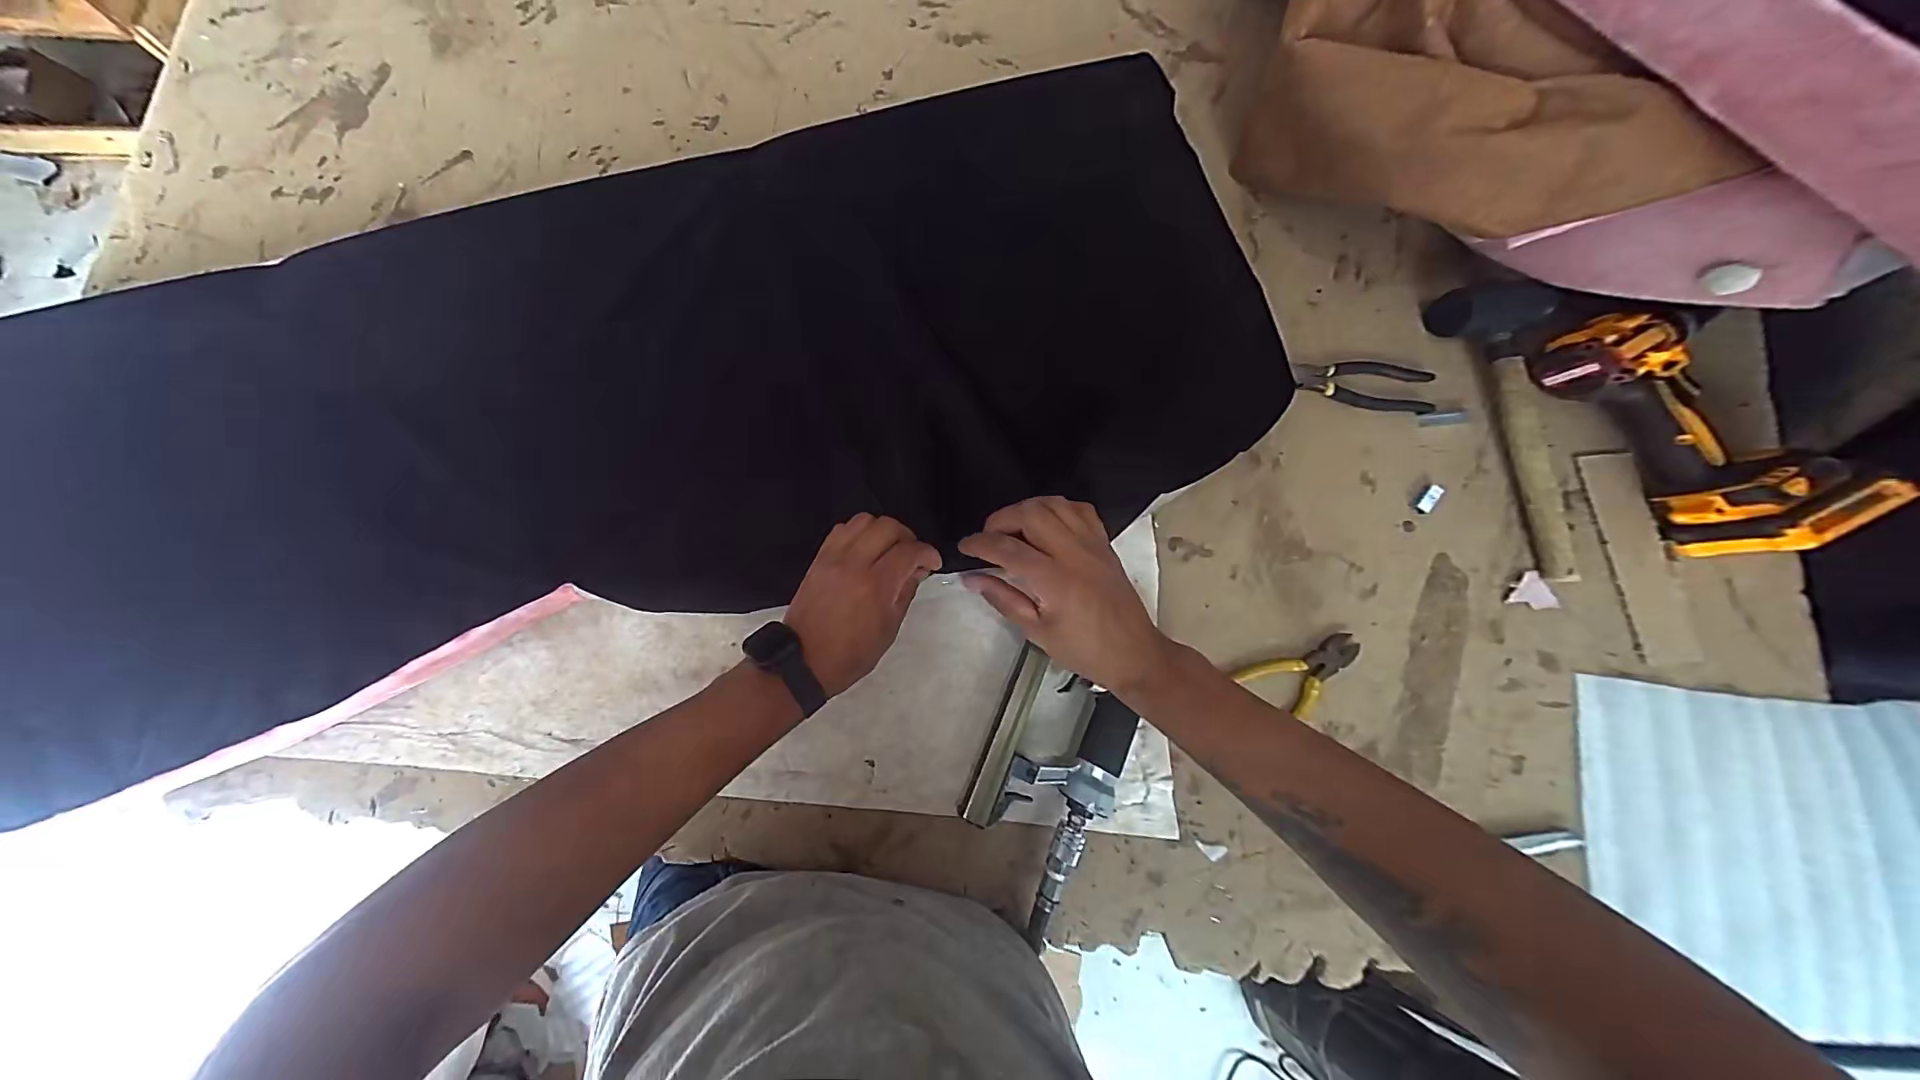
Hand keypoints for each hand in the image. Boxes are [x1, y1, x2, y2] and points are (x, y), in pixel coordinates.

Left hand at [784, 512, 941, 695]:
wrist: (804, 660)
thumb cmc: (851, 653)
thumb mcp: (889, 629)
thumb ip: (905, 592)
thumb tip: (916, 570)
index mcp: (875, 586)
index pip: (909, 551)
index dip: (928, 553)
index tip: (932, 562)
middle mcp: (853, 564)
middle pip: (888, 526)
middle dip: (908, 537)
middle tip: (911, 555)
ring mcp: (833, 558)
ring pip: (864, 520)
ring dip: (882, 530)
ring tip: (888, 549)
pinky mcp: (819, 558)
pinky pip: (842, 529)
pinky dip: (859, 533)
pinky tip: (865, 550)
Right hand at [958, 497, 1176, 694]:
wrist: (1133, 652)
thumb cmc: (1084, 649)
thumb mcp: (1037, 632)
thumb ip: (1003, 599)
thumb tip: (972, 578)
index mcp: (1055, 580)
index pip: (1008, 549)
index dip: (980, 543)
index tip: (965, 547)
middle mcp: (1074, 554)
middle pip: (1031, 514)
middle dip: (1001, 519)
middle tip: (988, 537)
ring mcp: (1092, 544)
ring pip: (1055, 504)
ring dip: (1027, 509)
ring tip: (1013, 528)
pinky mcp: (1104, 543)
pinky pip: (1079, 510)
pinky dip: (1057, 509)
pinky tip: (1046, 524)